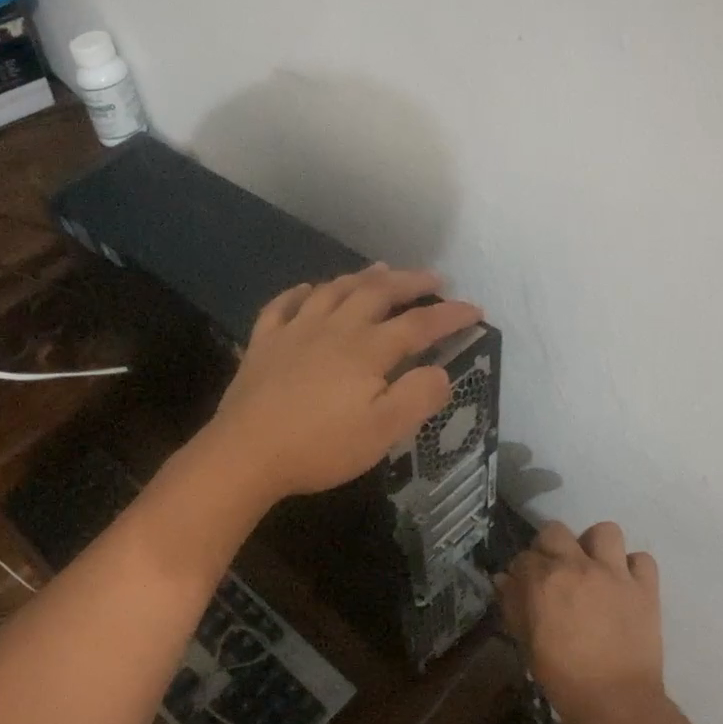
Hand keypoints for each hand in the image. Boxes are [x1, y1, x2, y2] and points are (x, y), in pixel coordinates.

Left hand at [201, 264, 483, 500]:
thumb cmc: (320, 447)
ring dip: (361, 278)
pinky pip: (283, 306)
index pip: (418, 324)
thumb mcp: (382, 432)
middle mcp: (333, 329)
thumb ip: (417, 397)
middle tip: (432, 279)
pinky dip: (300, 293)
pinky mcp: (262, 345)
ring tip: (380, 270)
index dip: (450, 316)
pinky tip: (307, 290)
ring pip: (332, 291)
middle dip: (408, 282)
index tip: (475, 310)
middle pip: (376, 293)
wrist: (247, 453)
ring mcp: (294, 332)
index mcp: (367, 350)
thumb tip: (440, 371)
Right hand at [497, 521, 670, 723]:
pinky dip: (631, 567)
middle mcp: (578, 566)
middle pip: (556, 530)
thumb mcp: (526, 642)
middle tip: (554, 571)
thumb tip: (503, 580)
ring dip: (595, 545)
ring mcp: (615, 573)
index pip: (523, 557)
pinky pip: (641, 559)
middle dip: (550, 546)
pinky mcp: (646, 587)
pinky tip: (624, 584)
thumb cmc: (562, 676)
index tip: (524, 586)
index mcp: (543, 580)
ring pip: (605, 531)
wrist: (615, 699)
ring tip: (593, 568)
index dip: (522, 571)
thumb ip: (513, 606)